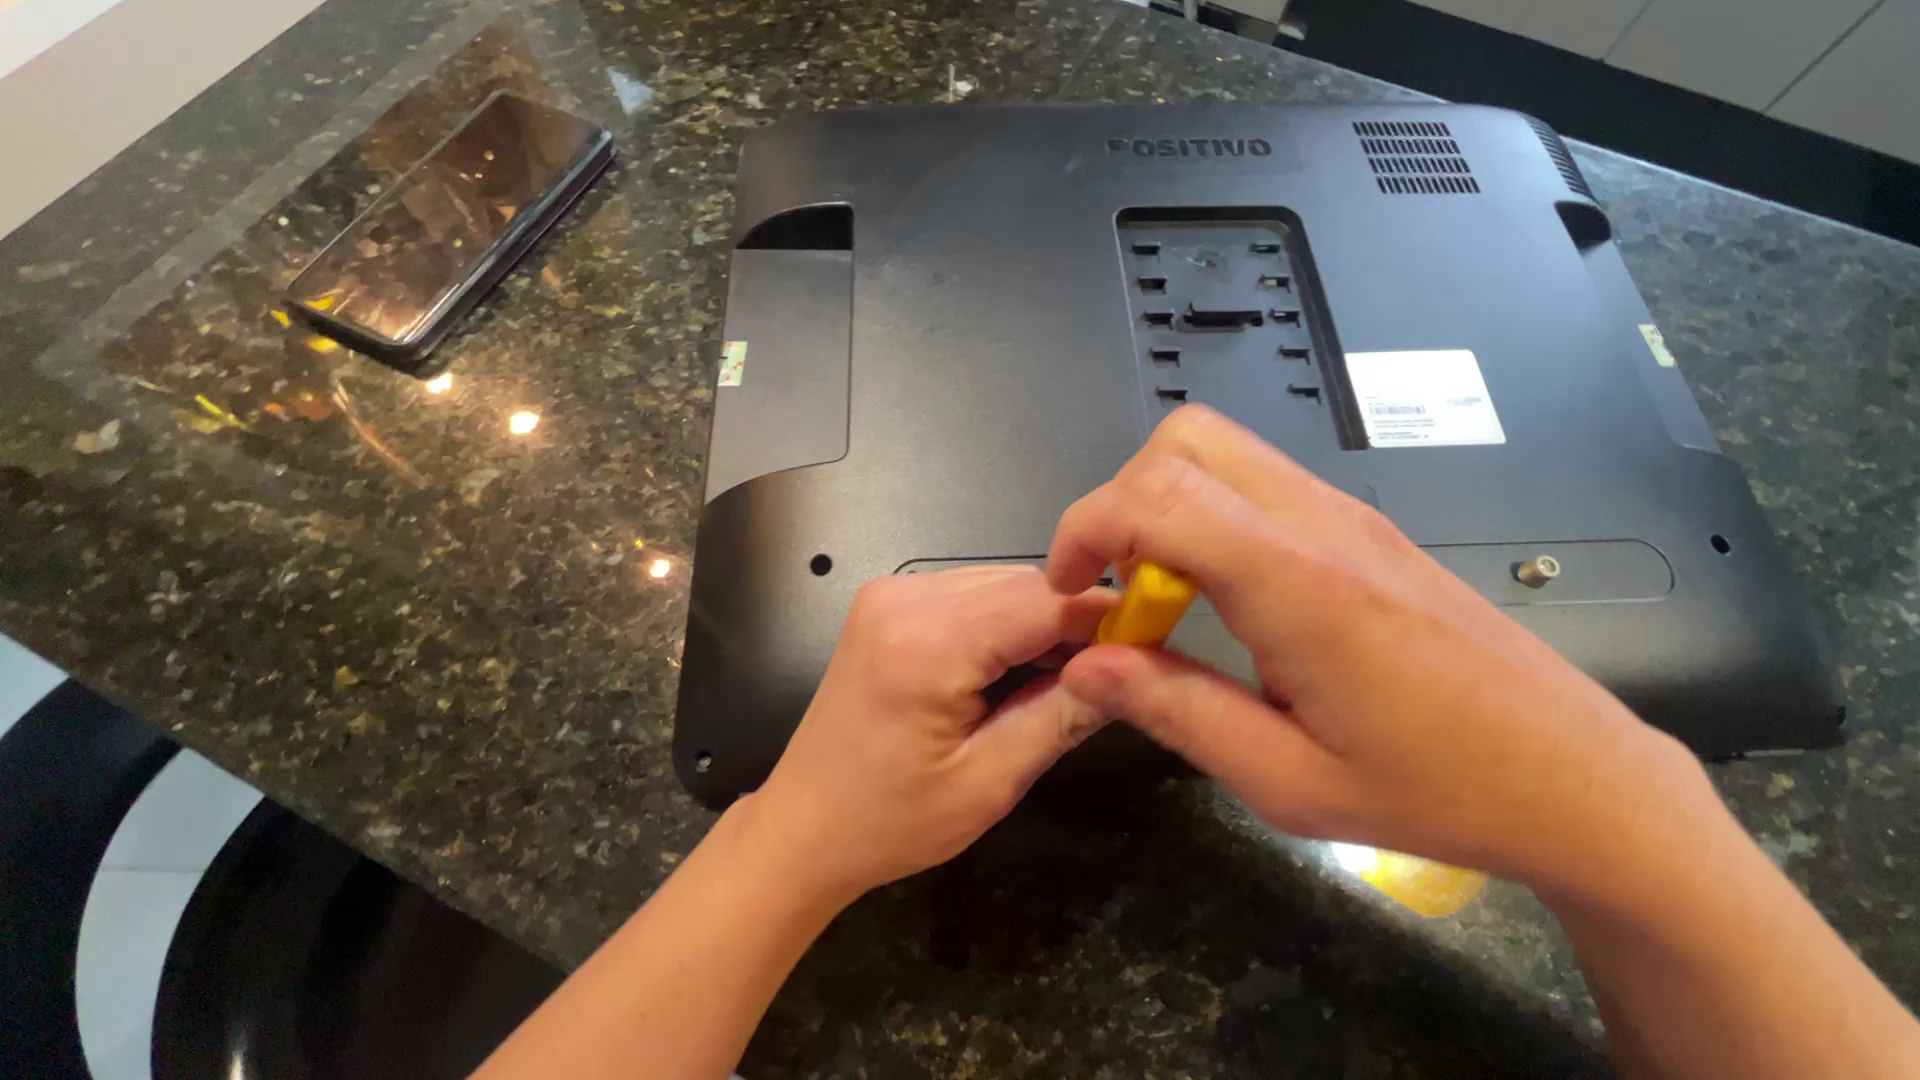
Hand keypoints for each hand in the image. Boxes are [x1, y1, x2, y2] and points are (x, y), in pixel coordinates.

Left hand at [737, 566, 1112, 903]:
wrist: (804, 827)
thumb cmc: (892, 821)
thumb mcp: (990, 781)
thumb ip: (1062, 715)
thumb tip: (1128, 670)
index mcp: (928, 641)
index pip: (1045, 601)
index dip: (1106, 616)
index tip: (1153, 642)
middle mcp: (905, 596)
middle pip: (1023, 585)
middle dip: (1075, 620)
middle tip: (1117, 667)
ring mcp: (890, 592)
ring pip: (999, 584)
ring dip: (1041, 621)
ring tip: (1072, 673)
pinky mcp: (887, 602)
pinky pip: (969, 594)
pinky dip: (1005, 622)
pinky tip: (1021, 663)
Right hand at [1046, 406, 1721, 903]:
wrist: (1574, 776)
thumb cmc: (1432, 790)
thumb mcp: (1285, 780)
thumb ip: (1174, 711)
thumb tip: (1087, 666)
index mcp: (1298, 587)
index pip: (1159, 496)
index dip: (1085, 527)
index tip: (1066, 587)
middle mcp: (1320, 525)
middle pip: (1185, 440)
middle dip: (1120, 500)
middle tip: (1117, 584)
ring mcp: (1346, 514)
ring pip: (1218, 449)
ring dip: (1162, 504)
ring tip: (1164, 594)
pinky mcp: (1360, 525)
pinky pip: (1255, 480)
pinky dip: (1205, 514)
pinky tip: (1221, 595)